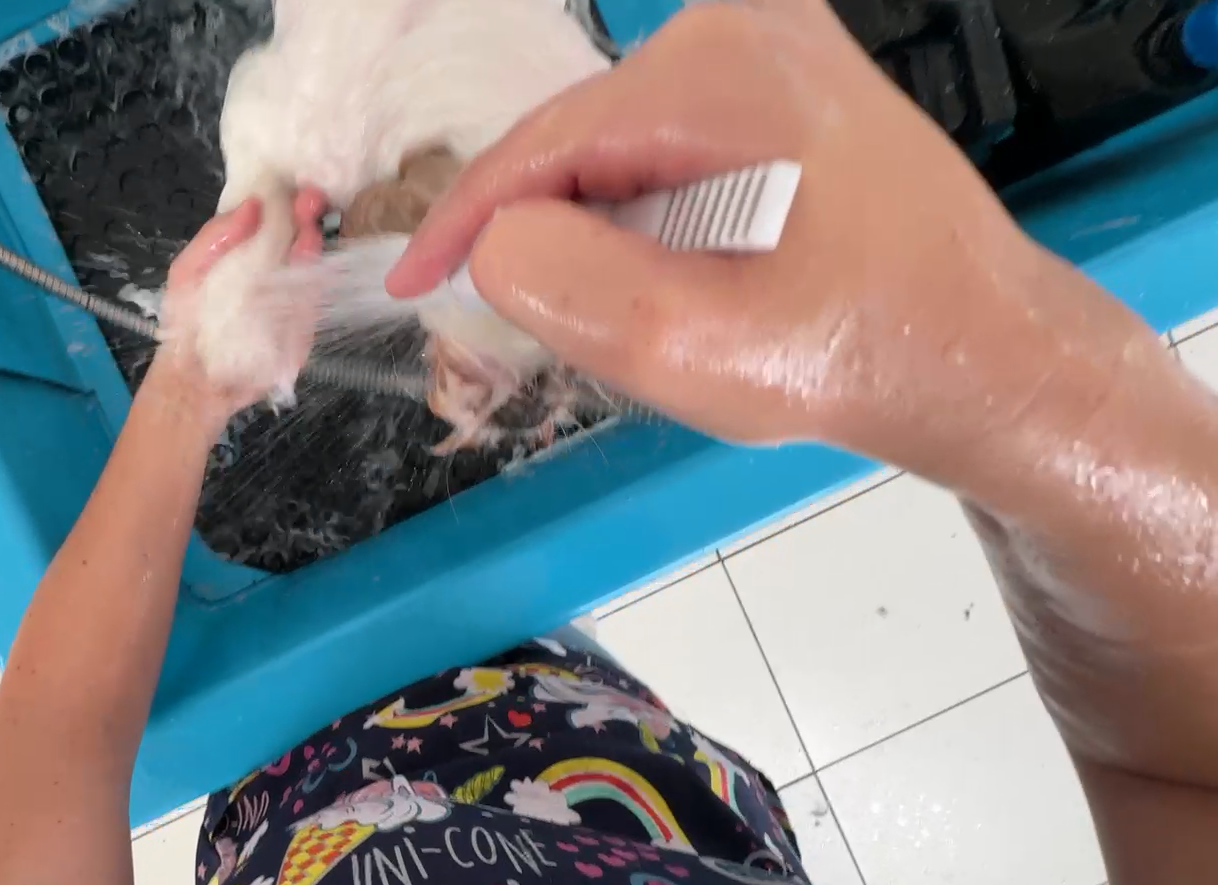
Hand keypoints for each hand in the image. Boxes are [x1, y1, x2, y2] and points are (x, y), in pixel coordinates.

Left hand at [141, 190, 327, 429]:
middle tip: (312, 202)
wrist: (191, 382)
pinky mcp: (299, 339)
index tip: (296, 191)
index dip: (289, 207)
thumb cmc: (184, 326)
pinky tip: (311, 271)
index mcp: (248, 262)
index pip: (276, 228)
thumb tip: (253, 204)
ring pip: (310, 276)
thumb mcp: (188, 272)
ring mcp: (288, 311)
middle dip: (307, 221)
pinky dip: (314, 291)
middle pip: (299, 246)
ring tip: (309, 233)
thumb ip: (215, 238)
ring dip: (313, 252)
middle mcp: (273, 282)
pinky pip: (311, 313)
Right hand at [387, 0, 1161, 485]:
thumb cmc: (836, 357)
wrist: (968, 356)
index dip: (453, 225)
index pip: (531, 149)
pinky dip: (616, 229)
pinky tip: (649, 279)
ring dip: (574, 241)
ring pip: (596, 163)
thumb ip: (564, 282)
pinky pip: (641, 165)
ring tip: (606, 312)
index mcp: (713, 74)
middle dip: (526, 240)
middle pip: (563, 152)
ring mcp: (758, 57)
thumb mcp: (681, 343)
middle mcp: (734, 34)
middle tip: (529, 325)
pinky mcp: (766, 98)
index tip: (407, 287)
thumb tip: (489, 243)